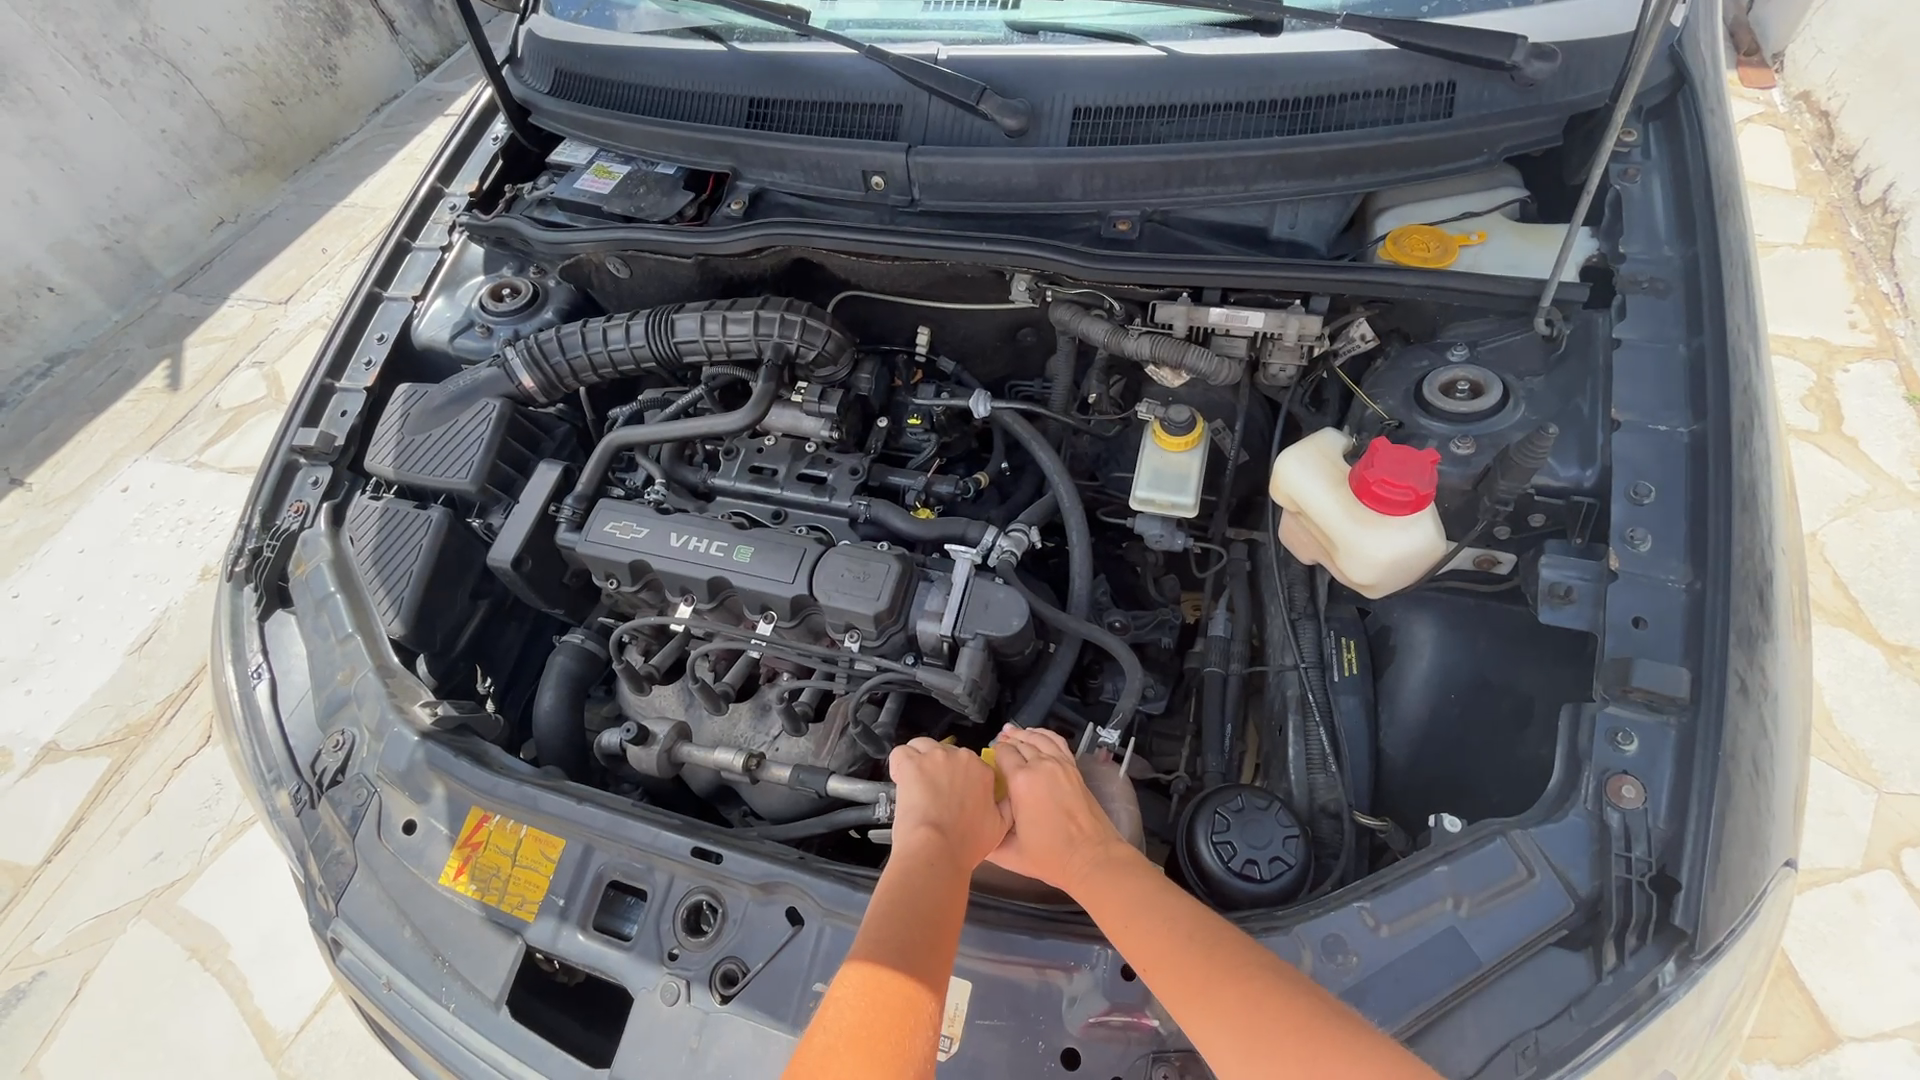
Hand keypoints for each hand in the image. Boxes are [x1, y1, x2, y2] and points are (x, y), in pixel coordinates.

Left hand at [886, 737, 1010, 870]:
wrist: (938, 850)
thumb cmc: (966, 844)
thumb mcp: (1000, 827)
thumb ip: (1005, 805)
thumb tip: (1003, 796)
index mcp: (983, 771)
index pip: (969, 763)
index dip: (958, 778)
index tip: (950, 794)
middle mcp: (962, 758)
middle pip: (946, 753)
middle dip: (939, 769)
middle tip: (932, 793)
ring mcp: (936, 758)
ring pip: (922, 746)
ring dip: (918, 761)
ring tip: (915, 784)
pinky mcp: (912, 764)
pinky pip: (901, 753)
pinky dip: (899, 765)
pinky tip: (900, 780)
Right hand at [987, 725, 1138, 893]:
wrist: (1092, 858)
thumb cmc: (1050, 857)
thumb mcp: (1009, 853)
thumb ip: (987, 838)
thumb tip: (975, 826)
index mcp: (1021, 781)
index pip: (1003, 753)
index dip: (993, 752)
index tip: (988, 759)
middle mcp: (1040, 765)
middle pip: (1019, 742)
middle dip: (1006, 741)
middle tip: (997, 742)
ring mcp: (1060, 764)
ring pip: (1038, 738)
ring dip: (1024, 734)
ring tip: (1012, 731)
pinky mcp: (1074, 769)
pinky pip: (1057, 742)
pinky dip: (1045, 734)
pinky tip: (1037, 734)